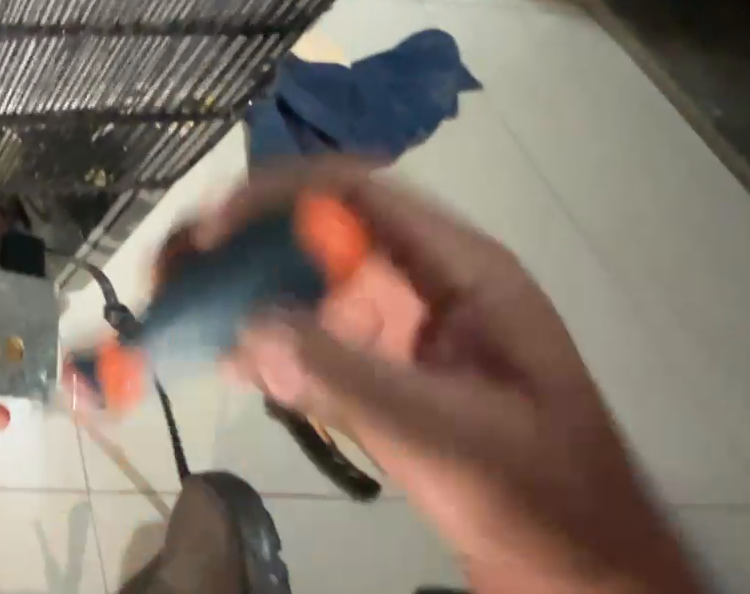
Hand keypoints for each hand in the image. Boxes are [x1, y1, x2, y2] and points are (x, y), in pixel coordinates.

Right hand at [188, 158, 700, 593]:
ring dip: (231, 289)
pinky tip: (217, 359)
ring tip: (173, 306)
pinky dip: (252, 339)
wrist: (578, 572)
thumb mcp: (445, 435)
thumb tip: (244, 326)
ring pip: (293, 277)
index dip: (276, 196)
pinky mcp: (367, 356)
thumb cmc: (537, 496)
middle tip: (171, 267)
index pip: (353, 192)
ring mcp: (387, 317)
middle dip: (233, 243)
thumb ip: (345, 378)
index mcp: (453, 268)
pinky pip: (296, 329)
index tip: (213, 231)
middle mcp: (412, 277)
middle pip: (308, 229)